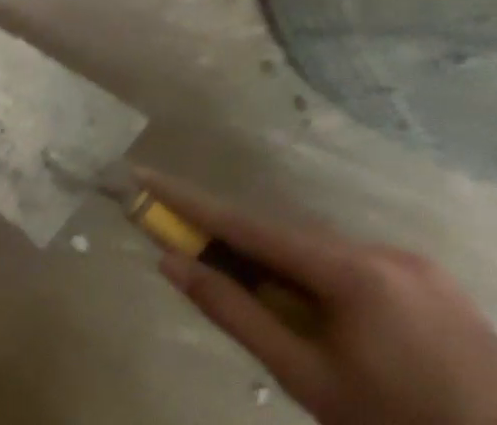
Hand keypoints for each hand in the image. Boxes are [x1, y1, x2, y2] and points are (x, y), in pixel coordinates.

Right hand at [148, 173, 496, 424]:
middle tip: (182, 249)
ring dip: (275, 264)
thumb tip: (170, 262)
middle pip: (285, 236)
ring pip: (319, 252)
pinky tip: (309, 310)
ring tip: (250, 294)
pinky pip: (355, 268)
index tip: (138, 177)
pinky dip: (315, 277)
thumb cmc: (400, 422)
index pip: (248, 226)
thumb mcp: (307, 377)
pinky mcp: (439, 290)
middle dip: (231, 241)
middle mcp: (388, 255)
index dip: (187, 203)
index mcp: (354, 272)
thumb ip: (234, 313)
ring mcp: (421, 271)